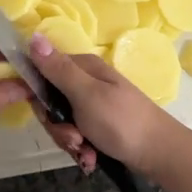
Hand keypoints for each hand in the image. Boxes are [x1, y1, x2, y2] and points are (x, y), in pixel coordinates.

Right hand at [27, 33, 191, 176]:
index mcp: (82, 68)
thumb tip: (33, 36)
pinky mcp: (95, 124)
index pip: (41, 72)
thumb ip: (58, 69)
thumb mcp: (86, 94)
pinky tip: (90, 156)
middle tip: (74, 137)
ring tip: (85, 149)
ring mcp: (90, 105)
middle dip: (55, 124)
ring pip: (59, 121)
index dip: (32, 91)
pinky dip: (79, 147)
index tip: (35, 107)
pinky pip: (72, 134)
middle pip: (48, 102)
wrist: (159, 154)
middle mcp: (84, 83)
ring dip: (67, 139)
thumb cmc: (122, 121)